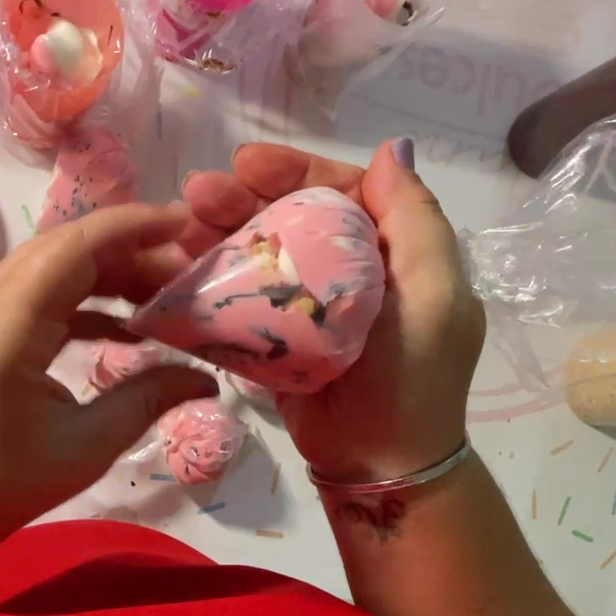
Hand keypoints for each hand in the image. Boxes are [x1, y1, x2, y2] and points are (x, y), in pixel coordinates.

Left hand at [0, 202, 217, 586]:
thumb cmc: (3, 486)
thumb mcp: (86, 445)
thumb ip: (148, 398)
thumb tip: (205, 378)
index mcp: (7, 324)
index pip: (77, 246)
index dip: (136, 228)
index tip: (189, 227)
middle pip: (63, 249)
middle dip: (129, 252)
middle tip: (185, 274)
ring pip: (48, 268)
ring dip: (104, 275)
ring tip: (161, 300)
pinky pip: (32, 296)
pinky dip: (78, 303)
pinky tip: (121, 328)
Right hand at [184, 140, 485, 480]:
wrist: (379, 464)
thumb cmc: (413, 377)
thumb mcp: (435, 294)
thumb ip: (415, 222)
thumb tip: (392, 150)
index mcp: (389, 255)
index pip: (339, 194)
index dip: (294, 172)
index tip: (245, 163)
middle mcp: (346, 275)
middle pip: (290, 222)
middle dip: (244, 200)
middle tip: (196, 193)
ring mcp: (306, 313)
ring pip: (260, 260)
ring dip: (219, 238)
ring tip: (180, 227)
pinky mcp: (275, 348)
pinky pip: (242, 307)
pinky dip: (213, 288)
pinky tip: (182, 273)